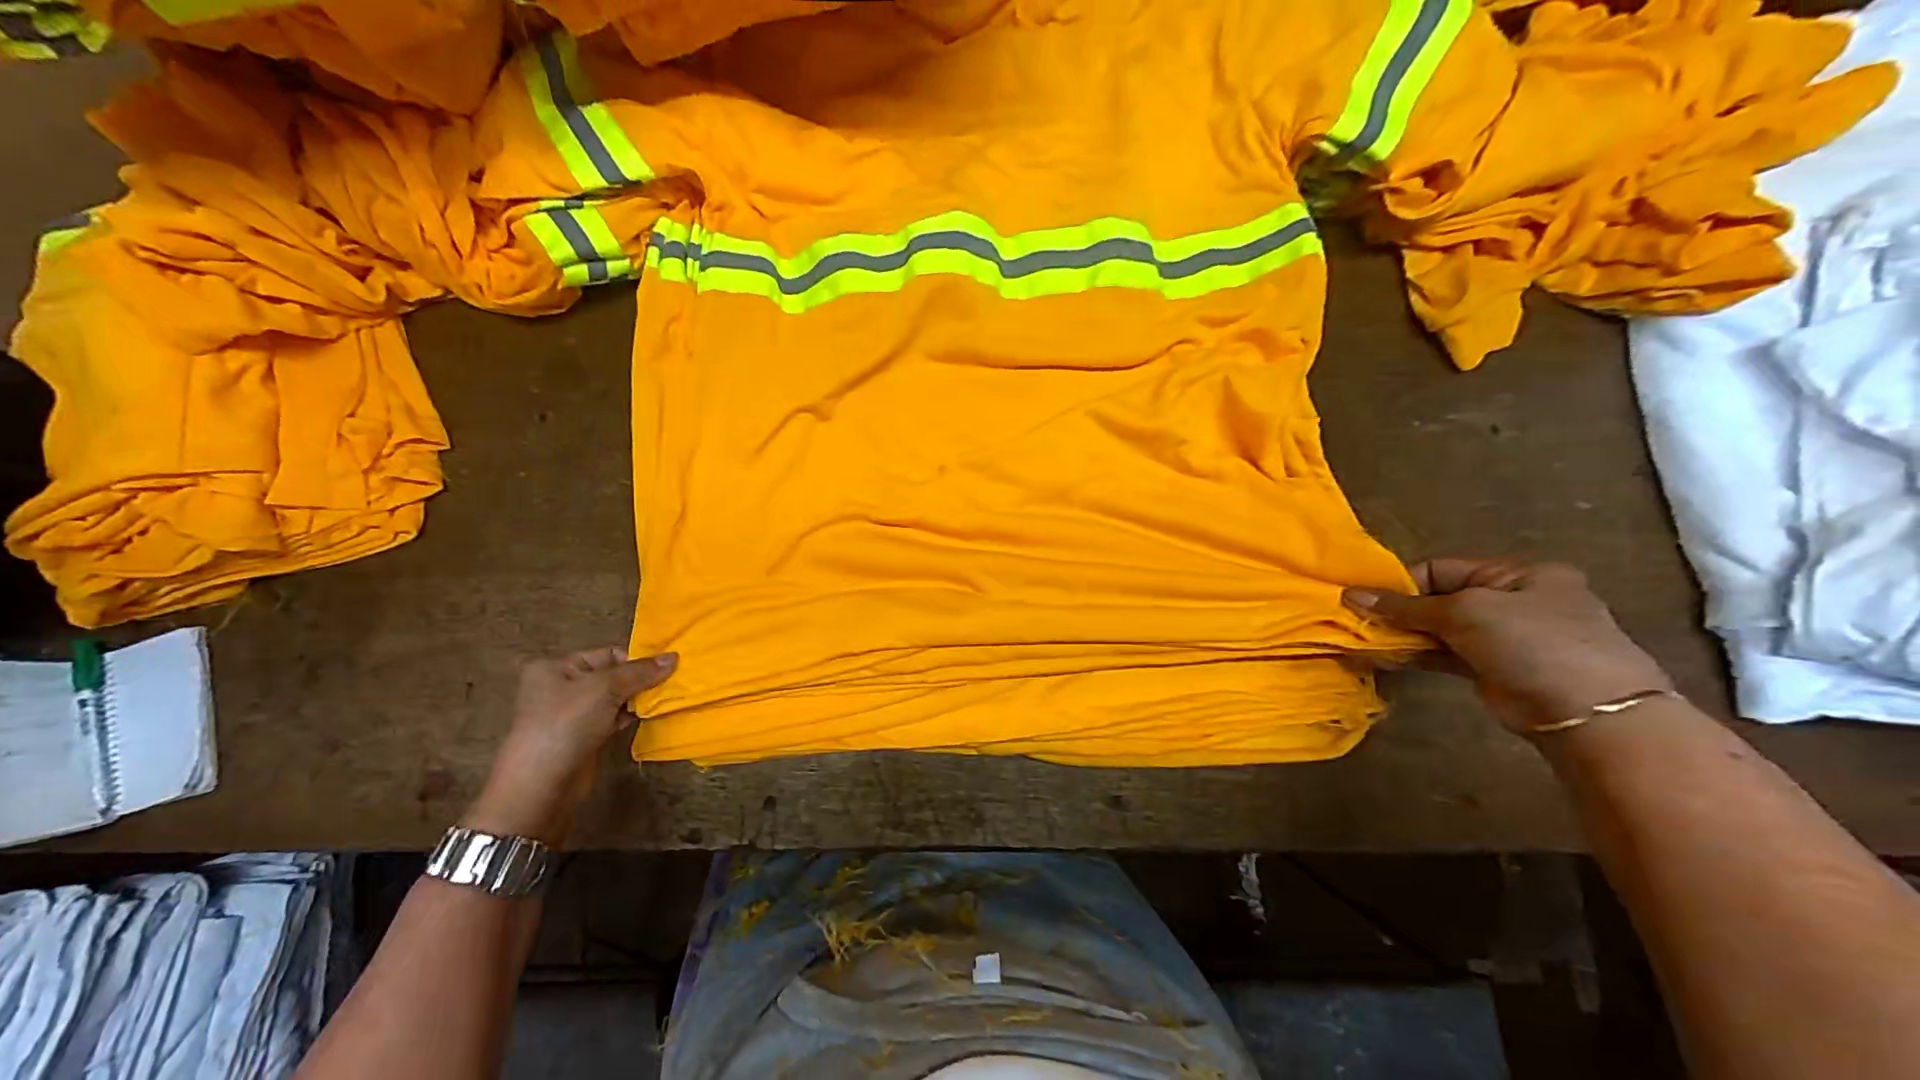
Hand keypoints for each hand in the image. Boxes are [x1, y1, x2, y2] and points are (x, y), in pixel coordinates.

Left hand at [461, 647, 677, 844]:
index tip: (666, 669)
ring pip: (615, 698)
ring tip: (666, 699)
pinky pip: (613, 717)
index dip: (636, 660)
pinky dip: (631, 716)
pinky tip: (651, 716)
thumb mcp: (604, 688)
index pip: (607, 654)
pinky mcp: (584, 736)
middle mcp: (562, 686)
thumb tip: (673, 657)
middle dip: (641, 680)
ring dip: (639, 699)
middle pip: (613, 675)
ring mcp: (572, 714)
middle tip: (672, 684)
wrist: (543, 783)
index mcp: (557, 667)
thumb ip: (639, 672)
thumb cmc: (567, 724)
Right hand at [1343, 558, 1672, 734]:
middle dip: (1398, 610)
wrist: (1586, 712)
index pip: (1442, 568)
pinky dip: (1414, 655)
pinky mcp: (1492, 669)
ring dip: (1401, 635)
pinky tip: (1381, 657)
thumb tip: (1352, 595)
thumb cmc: (1531, 642)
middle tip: (1355, 621)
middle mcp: (1511, 600)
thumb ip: (1407, 606)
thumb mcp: (1466, 611)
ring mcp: (1503, 637)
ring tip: (1361, 641)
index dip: (1401, 582)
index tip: (1363, 598)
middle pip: (1438, 598)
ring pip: (1438, 629)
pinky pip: (1444, 654)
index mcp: (1516, 573)